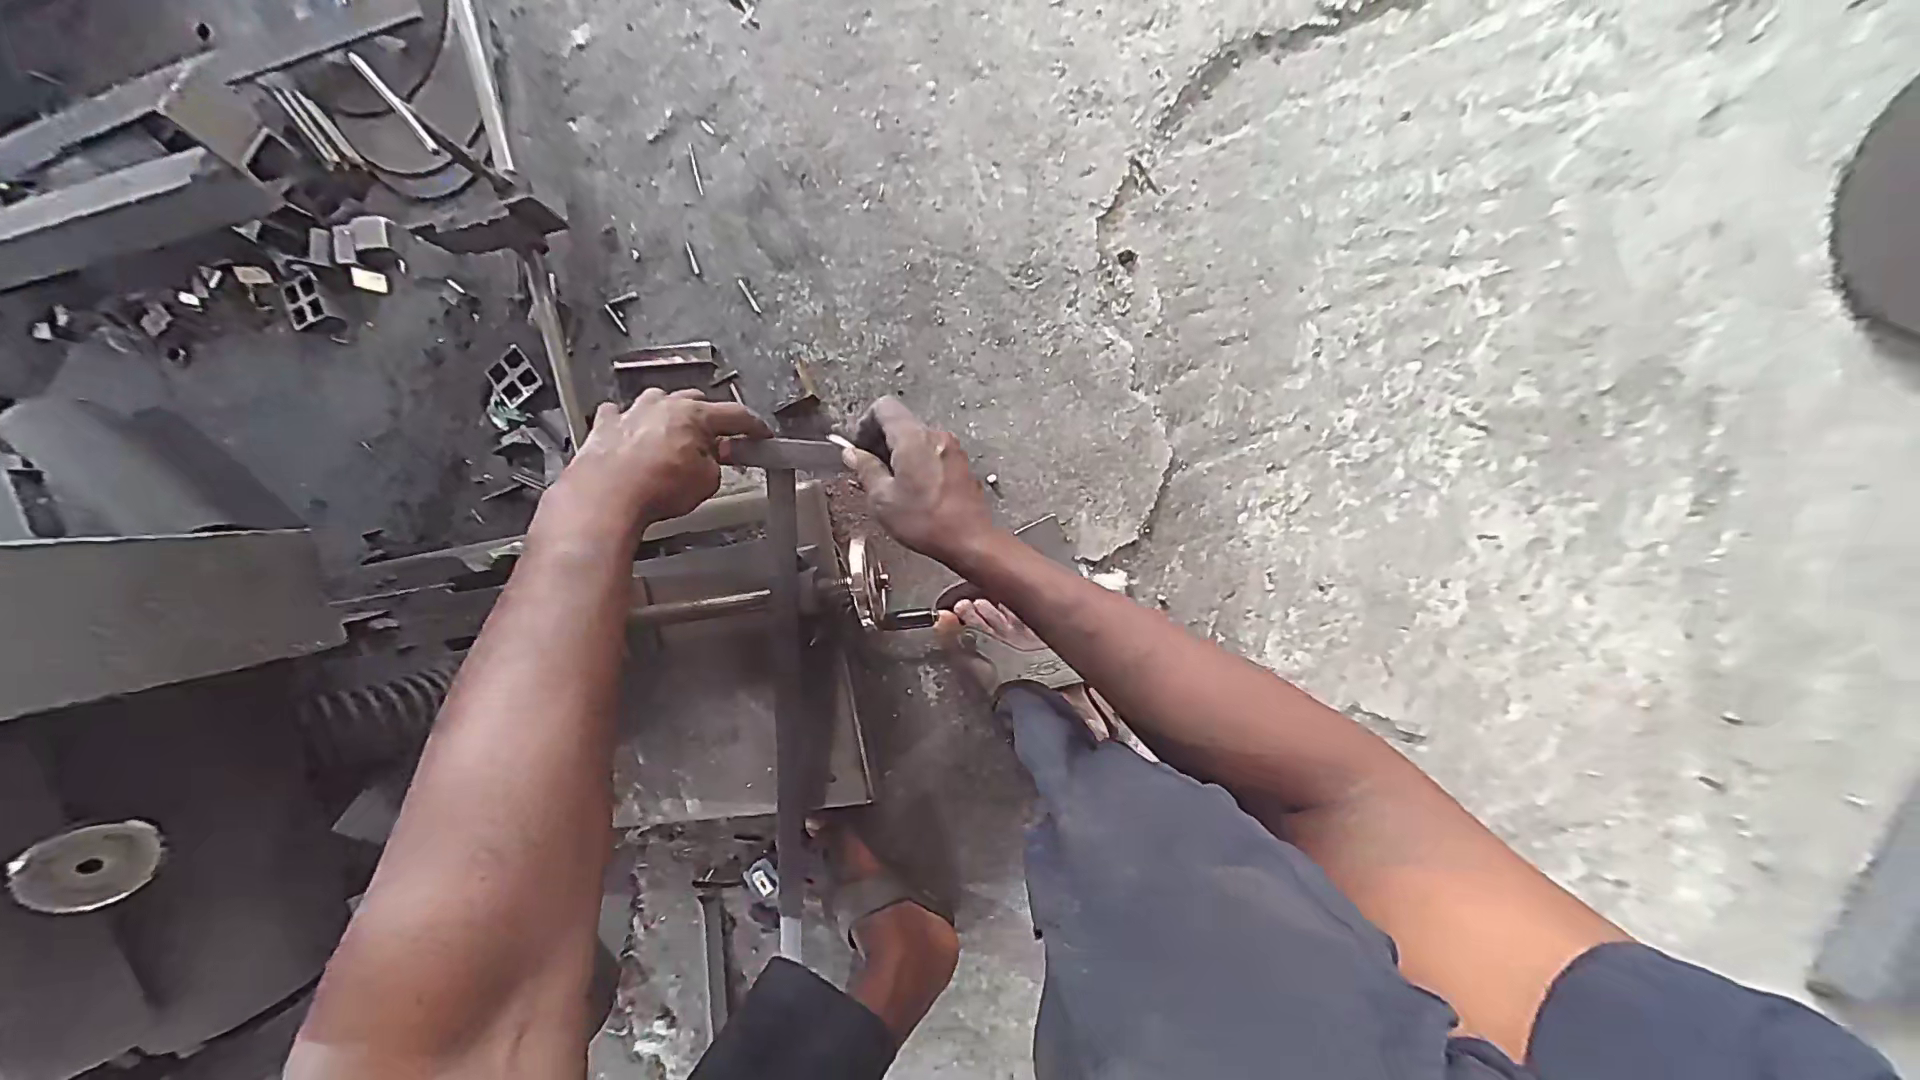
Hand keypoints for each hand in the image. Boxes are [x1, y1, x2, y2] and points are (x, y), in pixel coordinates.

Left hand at [547, 389, 770, 539]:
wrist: (605, 498)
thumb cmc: (654, 488)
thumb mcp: (707, 482)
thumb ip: (716, 463)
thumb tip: (713, 459)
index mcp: (694, 414)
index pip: (736, 415)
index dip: (754, 426)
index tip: (760, 433)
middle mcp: (662, 406)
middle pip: (695, 403)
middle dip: (709, 421)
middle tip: (717, 444)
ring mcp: (631, 413)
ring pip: (658, 403)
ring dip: (670, 418)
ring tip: (675, 442)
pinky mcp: (605, 428)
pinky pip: (620, 416)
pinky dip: (630, 424)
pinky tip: (633, 439)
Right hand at [841, 397, 996, 565]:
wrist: (969, 540)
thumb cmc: (928, 522)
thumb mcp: (882, 499)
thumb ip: (865, 469)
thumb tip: (853, 454)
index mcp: (913, 438)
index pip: (884, 408)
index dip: (864, 424)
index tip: (859, 447)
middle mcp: (936, 436)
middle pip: (901, 423)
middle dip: (881, 443)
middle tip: (870, 470)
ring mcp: (952, 450)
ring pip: (917, 440)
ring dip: (900, 455)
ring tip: (891, 485)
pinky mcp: (961, 465)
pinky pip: (933, 454)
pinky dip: (918, 464)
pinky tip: (913, 491)